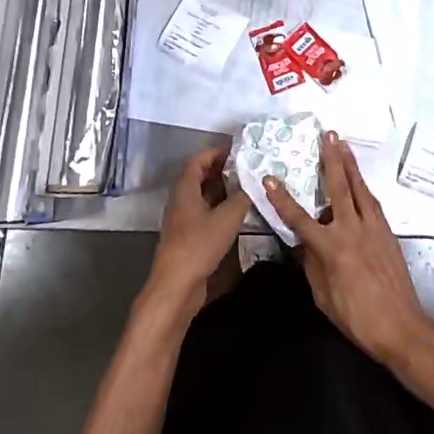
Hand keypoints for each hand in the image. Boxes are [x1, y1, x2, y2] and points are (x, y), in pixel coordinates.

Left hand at [146, 146, 250, 312]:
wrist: (177, 285)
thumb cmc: (199, 244)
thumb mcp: (227, 218)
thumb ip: (242, 198)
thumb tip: (256, 182)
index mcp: (185, 190)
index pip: (197, 161)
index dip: (214, 152)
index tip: (234, 148)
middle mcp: (180, 200)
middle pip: (198, 177)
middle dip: (218, 168)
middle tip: (243, 164)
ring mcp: (183, 219)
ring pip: (201, 195)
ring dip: (219, 188)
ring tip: (243, 184)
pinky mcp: (188, 236)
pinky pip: (203, 212)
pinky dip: (218, 206)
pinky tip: (235, 211)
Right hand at [264, 131, 433, 367]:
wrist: (403, 328)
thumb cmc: (357, 318)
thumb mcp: (323, 296)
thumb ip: (312, 264)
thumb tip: (306, 243)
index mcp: (330, 248)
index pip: (299, 218)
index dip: (282, 199)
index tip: (269, 178)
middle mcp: (351, 230)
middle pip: (338, 187)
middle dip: (330, 159)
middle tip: (326, 134)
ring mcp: (373, 228)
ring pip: (360, 188)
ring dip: (350, 164)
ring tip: (343, 143)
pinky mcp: (387, 233)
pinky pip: (372, 202)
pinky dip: (363, 187)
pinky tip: (359, 180)